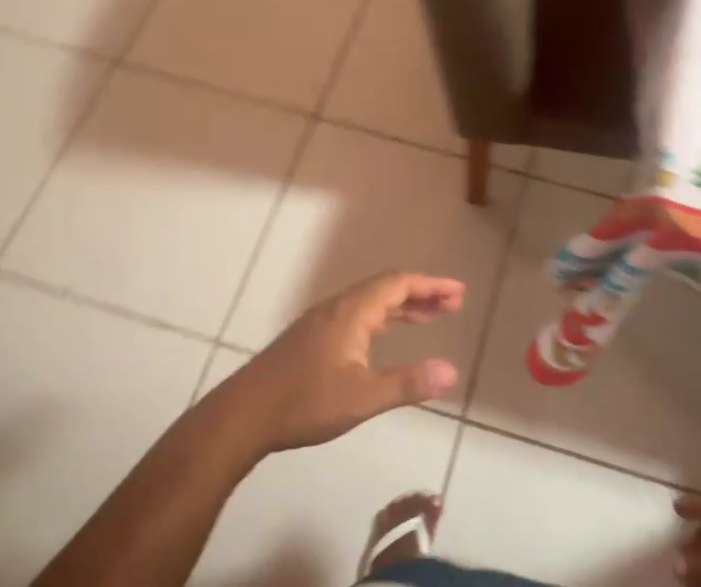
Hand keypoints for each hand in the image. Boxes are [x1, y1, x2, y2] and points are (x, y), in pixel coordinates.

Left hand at [208, 271, 464, 455]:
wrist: (242, 416)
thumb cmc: (303, 404)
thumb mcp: (362, 398)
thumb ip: (407, 384)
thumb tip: (451, 371)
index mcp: (351, 313)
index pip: (397, 284)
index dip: (430, 285)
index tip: (459, 293)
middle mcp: (336, 309)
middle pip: (384, 288)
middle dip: (421, 293)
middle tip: (453, 304)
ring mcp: (320, 322)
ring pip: (369, 303)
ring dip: (401, 306)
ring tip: (430, 317)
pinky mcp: (309, 339)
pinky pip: (356, 315)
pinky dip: (381, 318)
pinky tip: (383, 337)